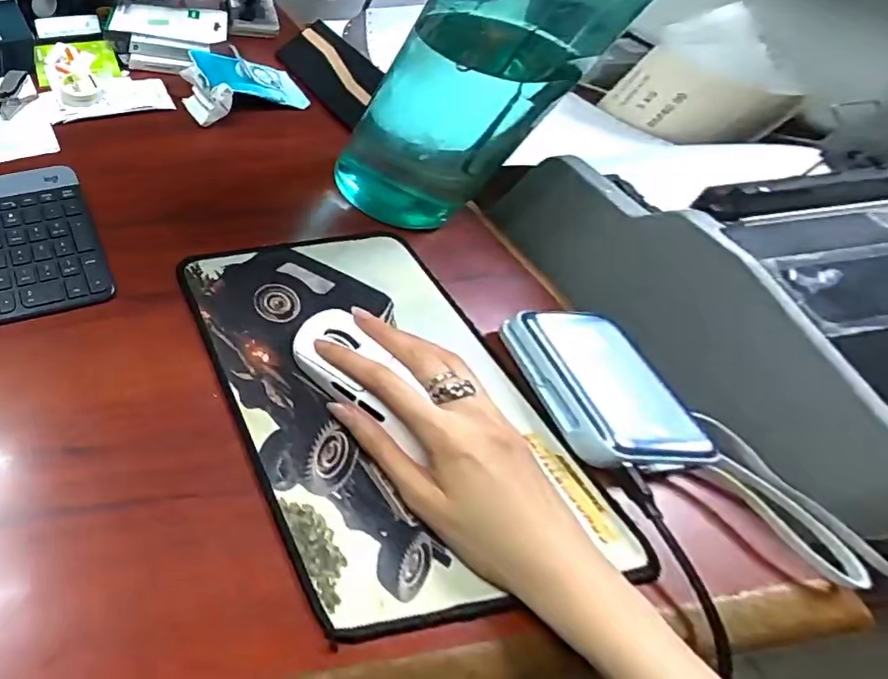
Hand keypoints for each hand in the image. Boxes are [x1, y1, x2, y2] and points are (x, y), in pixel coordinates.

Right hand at [310, 308, 608, 598]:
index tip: (324, 346)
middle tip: (357, 317)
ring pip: (451, 361)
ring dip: (415, 339)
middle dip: (385, 333)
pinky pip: (469, 377)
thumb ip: (381, 449)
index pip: (387, 383)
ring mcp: (495, 417)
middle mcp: (474, 416)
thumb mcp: (423, 500)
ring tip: (388, 329)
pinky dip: (440, 357)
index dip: (349, 360)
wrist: (563, 570)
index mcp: (449, 436)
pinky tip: (428, 359)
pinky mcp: (508, 425)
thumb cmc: (490, 543)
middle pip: (422, 358)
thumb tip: (344, 411)